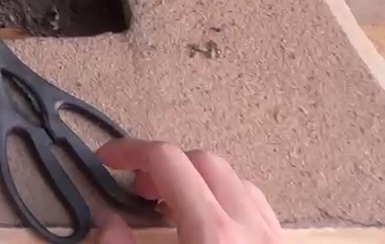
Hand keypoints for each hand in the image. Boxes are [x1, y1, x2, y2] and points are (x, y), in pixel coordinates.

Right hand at [96, 140, 282, 243]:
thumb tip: (107, 220)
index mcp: (213, 233)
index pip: (167, 159)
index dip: (128, 149)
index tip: (107, 159)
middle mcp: (252, 231)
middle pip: (204, 161)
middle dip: (165, 164)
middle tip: (141, 187)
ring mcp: (277, 242)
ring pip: (239, 183)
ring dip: (201, 182)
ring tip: (177, 207)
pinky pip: (262, 212)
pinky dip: (232, 205)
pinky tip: (214, 228)